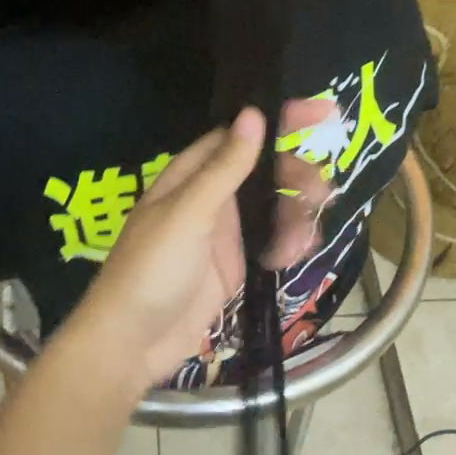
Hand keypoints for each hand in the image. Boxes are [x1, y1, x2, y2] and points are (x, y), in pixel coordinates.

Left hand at [64, 103, 334, 385]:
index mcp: (190, 177)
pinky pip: (269, 244)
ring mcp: (221, 234)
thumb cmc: (152, 269)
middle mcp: (208, 199)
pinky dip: (286, 245)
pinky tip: (294, 255)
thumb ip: (224, 168)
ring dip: (295, 215)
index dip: (278, 121)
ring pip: (272, 209)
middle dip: (295, 176)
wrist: (133, 342)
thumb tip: (252, 114)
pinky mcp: (233, 267)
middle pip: (262, 172)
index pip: (238, 135)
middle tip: (323, 191)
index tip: (322, 112)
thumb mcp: (189, 213)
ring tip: (306, 236)